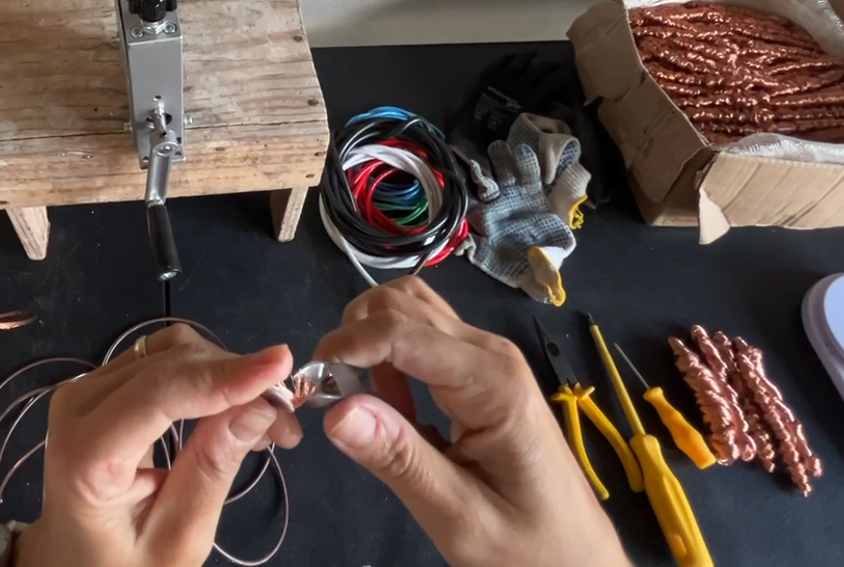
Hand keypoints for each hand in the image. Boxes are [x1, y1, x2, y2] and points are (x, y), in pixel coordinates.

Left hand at [16, 325, 302, 566]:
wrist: (70, 564)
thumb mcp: (174, 543)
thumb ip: (212, 471)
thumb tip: (260, 407)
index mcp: (84, 454)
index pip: (159, 392)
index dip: (222, 375)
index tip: (281, 364)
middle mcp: (78, 402)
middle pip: (171, 363)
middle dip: (237, 379)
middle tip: (288, 421)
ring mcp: (88, 386)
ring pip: (173, 351)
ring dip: (226, 375)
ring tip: (265, 421)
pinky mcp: (103, 381)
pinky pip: (164, 359)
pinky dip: (207, 375)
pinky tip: (234, 406)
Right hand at [314, 278, 628, 566]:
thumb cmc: (529, 551)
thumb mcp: (461, 521)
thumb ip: (399, 460)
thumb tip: (333, 408)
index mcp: (491, 381)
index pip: (401, 331)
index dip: (349, 344)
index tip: (313, 381)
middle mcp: (488, 351)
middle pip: (401, 303)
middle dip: (355, 334)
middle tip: (334, 391)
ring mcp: (485, 354)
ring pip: (408, 306)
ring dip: (371, 336)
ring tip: (365, 396)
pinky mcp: (478, 367)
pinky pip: (420, 331)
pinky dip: (389, 349)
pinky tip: (394, 401)